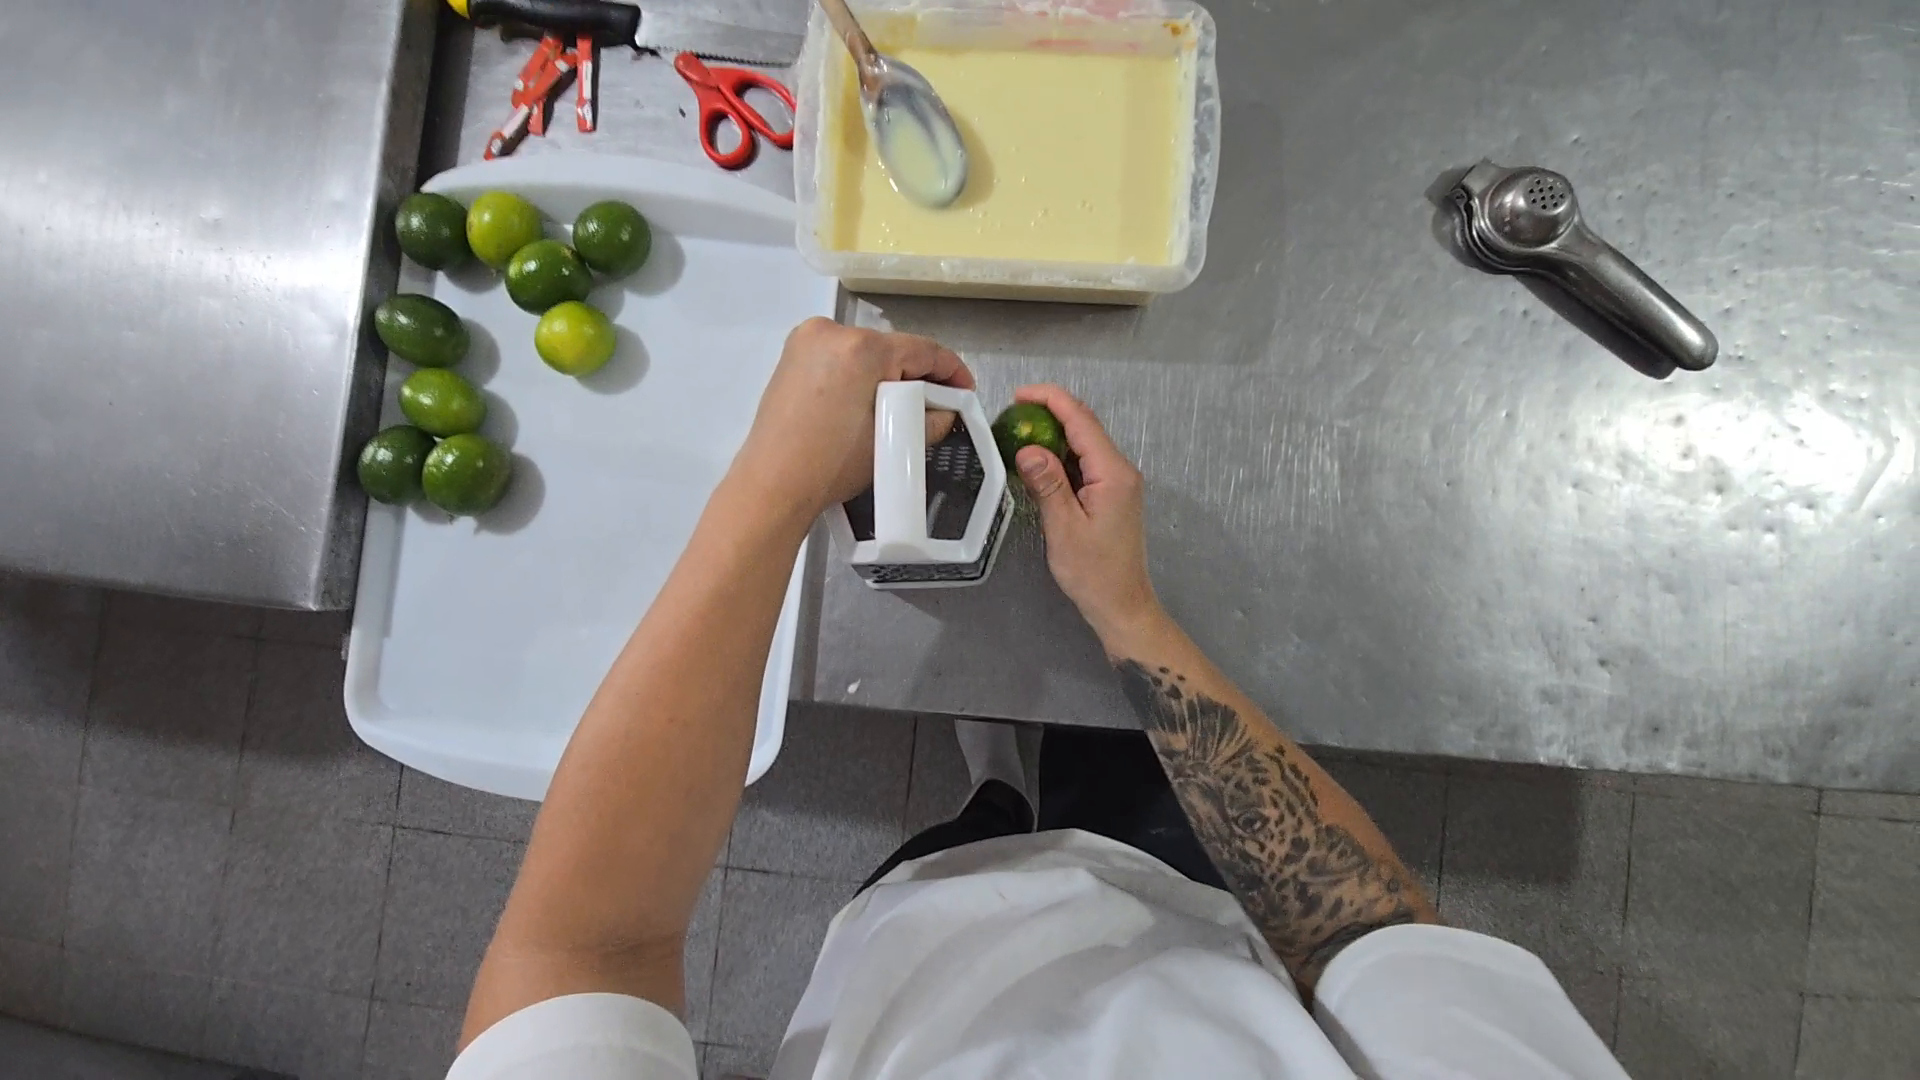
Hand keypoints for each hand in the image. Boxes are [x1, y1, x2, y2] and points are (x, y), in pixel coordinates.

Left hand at [735, 318, 972, 519]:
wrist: (773, 484)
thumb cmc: (831, 464)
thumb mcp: (890, 441)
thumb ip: (928, 420)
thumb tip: (944, 411)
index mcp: (860, 348)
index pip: (921, 349)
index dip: (951, 369)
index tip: (965, 389)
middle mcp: (831, 333)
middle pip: (891, 348)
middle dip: (917, 375)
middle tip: (936, 404)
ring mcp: (806, 342)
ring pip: (865, 352)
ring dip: (887, 375)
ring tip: (901, 408)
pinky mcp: (792, 358)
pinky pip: (840, 358)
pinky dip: (859, 375)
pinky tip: (868, 403)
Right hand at [1011, 384, 1163, 643]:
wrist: (1121, 604)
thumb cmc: (1093, 572)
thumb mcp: (1063, 527)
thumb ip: (1047, 484)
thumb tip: (1028, 449)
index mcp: (1113, 473)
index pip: (1081, 421)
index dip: (1051, 400)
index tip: (1019, 395)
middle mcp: (1120, 471)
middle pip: (1085, 426)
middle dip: (1050, 412)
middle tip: (1012, 414)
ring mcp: (1117, 482)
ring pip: (1084, 444)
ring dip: (1054, 434)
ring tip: (1019, 434)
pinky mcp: (1111, 495)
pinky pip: (1084, 464)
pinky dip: (1061, 457)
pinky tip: (1038, 462)